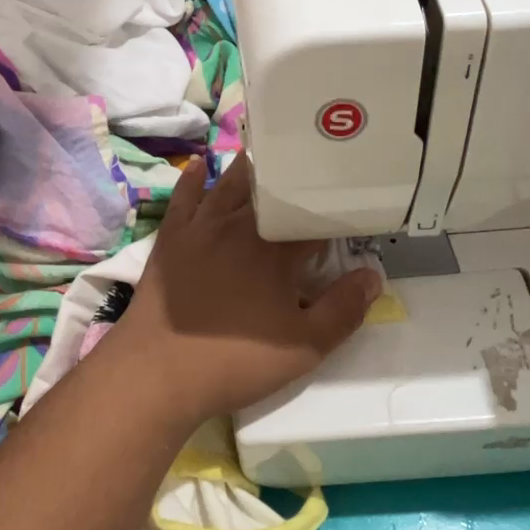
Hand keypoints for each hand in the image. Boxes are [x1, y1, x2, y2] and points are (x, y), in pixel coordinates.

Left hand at [102, 155, 381, 426]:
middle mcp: (238, 224)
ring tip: (268, 156)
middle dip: (294, 183)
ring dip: (250, 169)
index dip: (333, 211)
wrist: (157, 373)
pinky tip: (200, 165)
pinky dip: (194, 178)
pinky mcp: (170, 237)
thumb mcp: (303, 347)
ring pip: (229, 183)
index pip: (312, 217)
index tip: (349, 208)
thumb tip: (372, 275)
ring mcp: (200, 226)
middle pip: (271, 190)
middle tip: (311, 174)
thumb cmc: (234, 361)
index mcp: (274, 247)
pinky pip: (184, 196)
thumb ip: (342, 310)